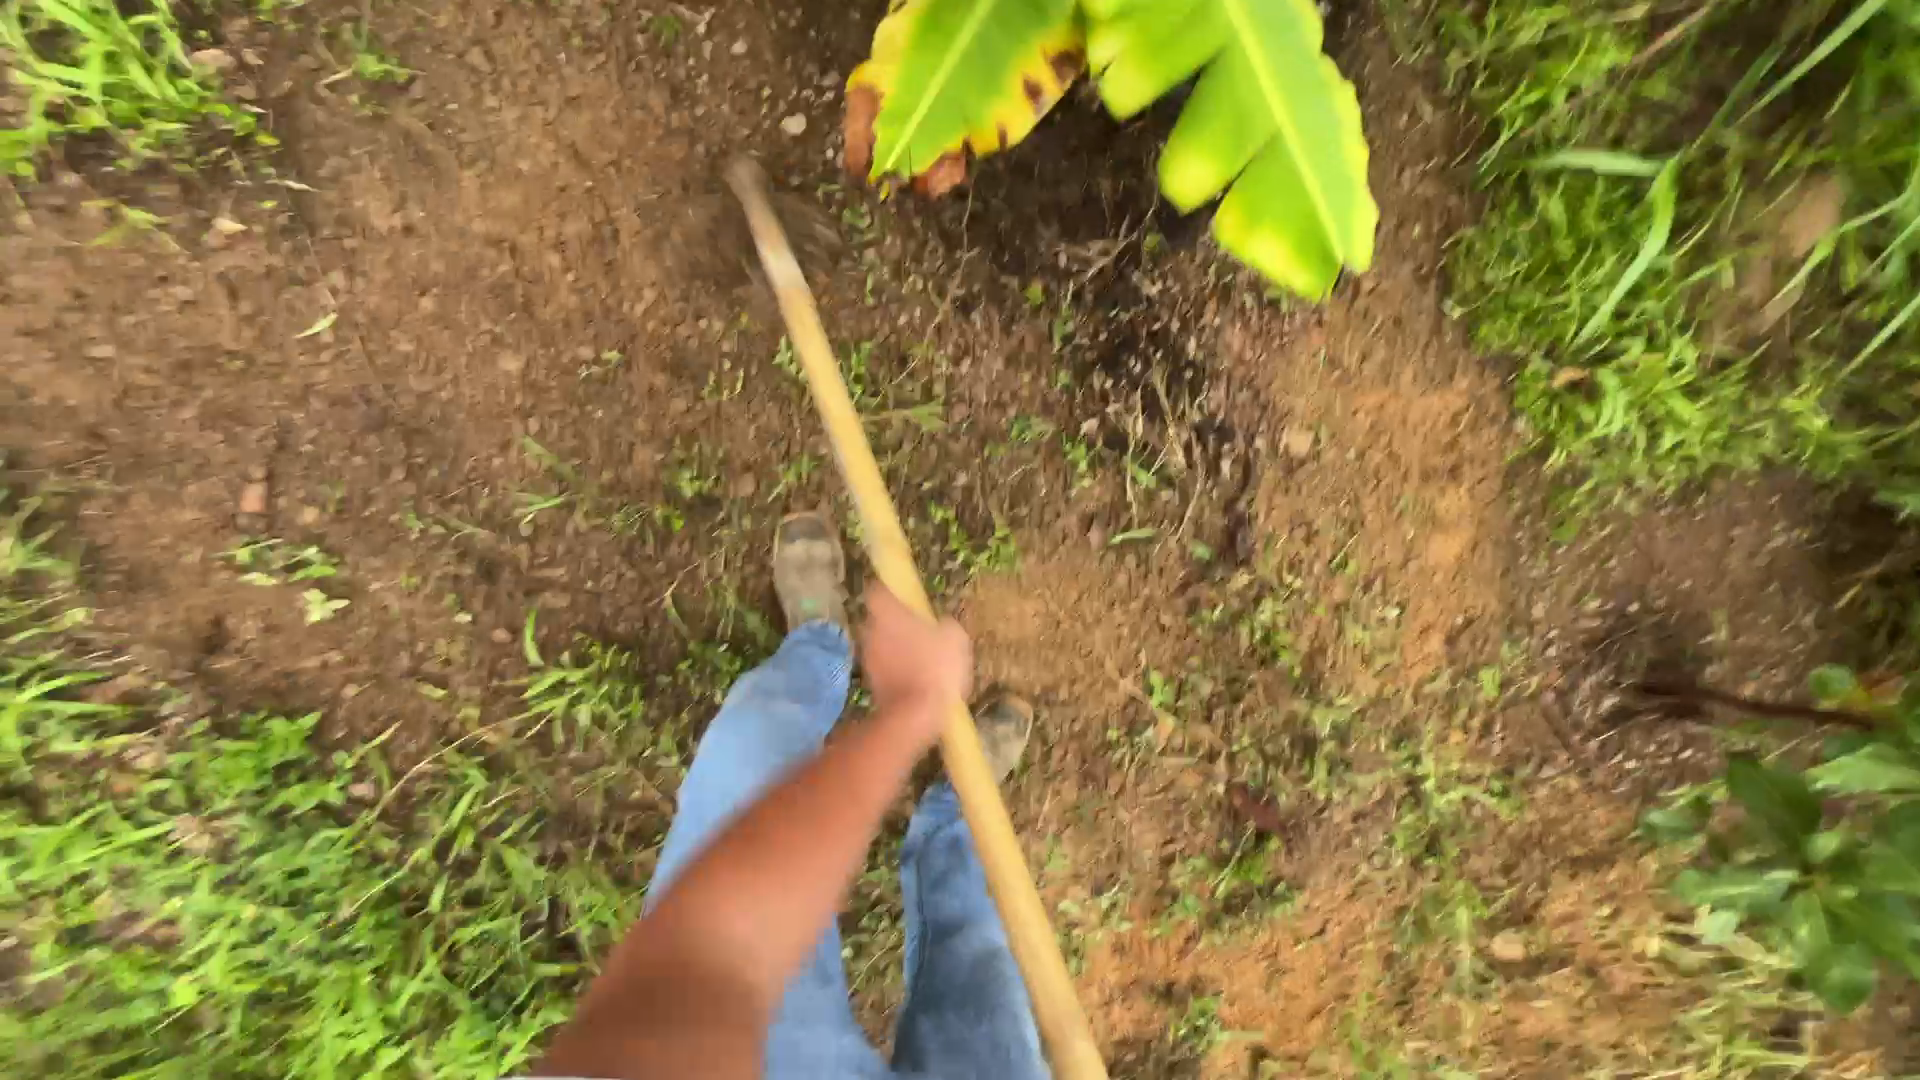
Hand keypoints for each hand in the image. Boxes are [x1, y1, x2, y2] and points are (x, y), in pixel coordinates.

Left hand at [859, 585, 971, 736]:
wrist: (915, 715)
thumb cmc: (936, 668)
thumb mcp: (955, 638)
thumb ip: (944, 624)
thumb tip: (940, 625)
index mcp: (888, 613)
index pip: (878, 590)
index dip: (891, 591)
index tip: (907, 597)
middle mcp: (871, 630)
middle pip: (881, 619)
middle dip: (897, 623)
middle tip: (922, 631)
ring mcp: (867, 657)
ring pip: (882, 644)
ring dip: (897, 648)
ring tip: (923, 660)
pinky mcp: (870, 682)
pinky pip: (885, 666)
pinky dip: (897, 669)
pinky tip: (918, 680)